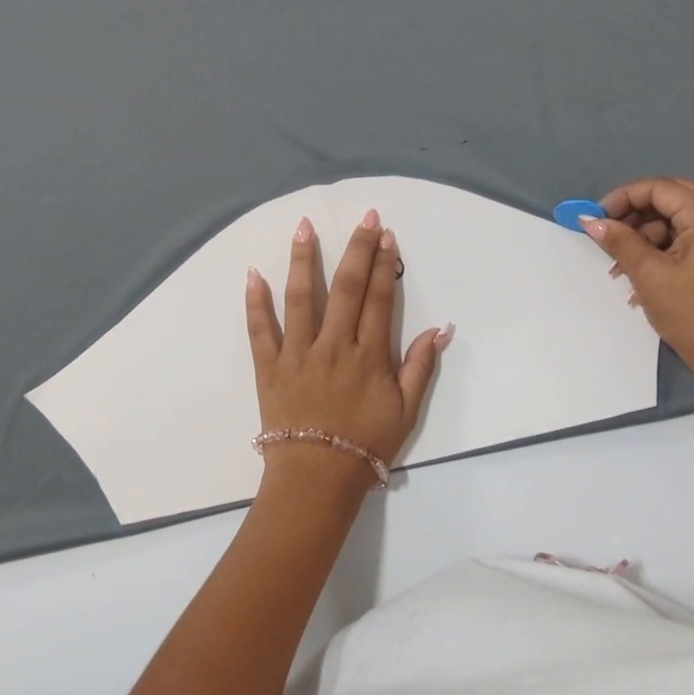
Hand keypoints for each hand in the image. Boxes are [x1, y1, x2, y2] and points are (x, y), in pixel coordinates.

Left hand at [245, 211, 449, 480]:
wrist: (318, 476)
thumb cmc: (366, 445)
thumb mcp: (406, 411)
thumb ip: (420, 367)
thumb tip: (441, 329)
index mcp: (369, 355)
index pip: (380, 299)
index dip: (385, 265)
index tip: (387, 235)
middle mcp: (334, 345)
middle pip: (347, 288)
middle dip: (357, 249)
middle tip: (364, 217)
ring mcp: (298, 353)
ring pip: (301, 298)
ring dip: (304, 260)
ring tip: (305, 227)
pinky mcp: (269, 366)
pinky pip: (260, 330)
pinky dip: (255, 302)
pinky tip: (252, 274)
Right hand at [579, 178, 693, 375]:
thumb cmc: (691, 316)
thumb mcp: (649, 276)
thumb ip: (620, 241)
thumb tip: (590, 221)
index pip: (662, 188)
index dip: (624, 197)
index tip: (597, 217)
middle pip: (674, 198)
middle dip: (636, 213)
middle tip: (608, 233)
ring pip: (682, 218)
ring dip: (649, 233)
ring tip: (622, 264)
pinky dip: (667, 246)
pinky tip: (644, 270)